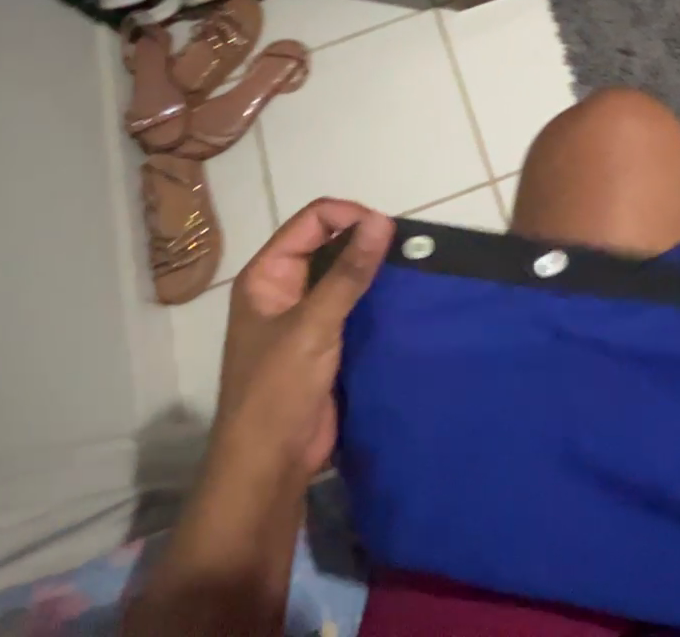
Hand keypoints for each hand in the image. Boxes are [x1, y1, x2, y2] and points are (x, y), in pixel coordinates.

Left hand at [212, 199, 394, 478]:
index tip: (388, 232)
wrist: (270, 462)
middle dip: (366, 242)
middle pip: (330, 244)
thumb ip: (348, 273)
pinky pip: (355, 307)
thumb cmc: (277, 389)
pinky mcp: (327, 343)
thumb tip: (382, 221)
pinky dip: (377, 300)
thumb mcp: (313, 325)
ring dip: (375, 273)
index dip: (349, 217)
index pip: (312, 221)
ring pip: (345, 276)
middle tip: (406, 253)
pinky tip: (403, 302)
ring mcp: (306, 317)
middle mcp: (285, 288)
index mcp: (267, 275)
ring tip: (412, 274)